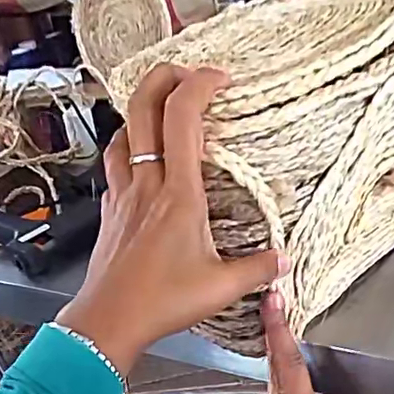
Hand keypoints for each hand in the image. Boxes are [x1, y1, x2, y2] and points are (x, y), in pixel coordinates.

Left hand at [57, 65, 283, 374]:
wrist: (110, 319)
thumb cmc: (161, 302)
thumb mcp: (221, 288)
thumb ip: (257, 270)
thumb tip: (283, 260)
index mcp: (178, 194)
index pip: (183, 116)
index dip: (201, 83)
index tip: (221, 79)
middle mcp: (146, 184)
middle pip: (141, 105)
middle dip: (163, 75)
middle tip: (187, 74)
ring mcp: (123, 195)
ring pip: (122, 131)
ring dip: (142, 111)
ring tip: (163, 114)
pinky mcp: (111, 211)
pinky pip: (115, 163)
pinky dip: (128, 147)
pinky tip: (140, 160)